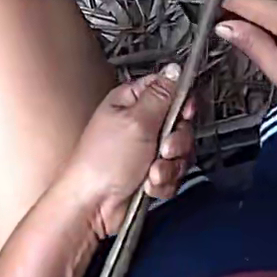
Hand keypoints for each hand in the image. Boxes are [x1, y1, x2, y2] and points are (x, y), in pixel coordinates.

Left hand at [51, 66, 195, 238]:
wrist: (92, 206)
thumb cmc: (102, 162)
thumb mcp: (136, 121)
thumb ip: (161, 95)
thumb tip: (176, 69)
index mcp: (132, 100)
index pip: (169, 88)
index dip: (182, 101)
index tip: (184, 113)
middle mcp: (140, 121)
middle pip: (181, 121)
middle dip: (177, 139)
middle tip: (163, 147)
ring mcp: (146, 147)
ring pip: (181, 150)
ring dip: (170, 165)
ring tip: (152, 170)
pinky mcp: (151, 171)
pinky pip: (174, 172)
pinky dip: (164, 181)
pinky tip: (148, 184)